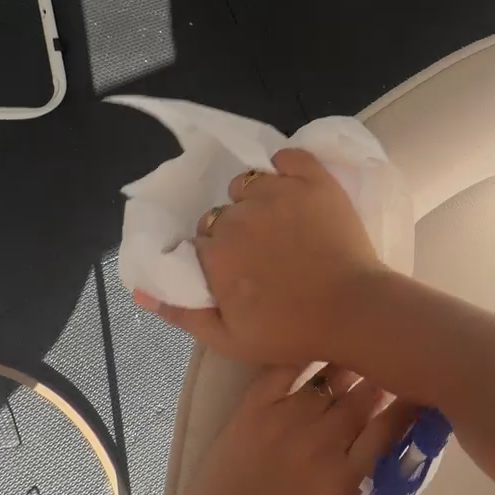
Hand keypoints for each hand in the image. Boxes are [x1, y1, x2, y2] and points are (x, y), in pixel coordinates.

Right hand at [137, 147, 388, 363]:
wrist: (353, 309)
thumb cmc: (291, 330)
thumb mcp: (228, 338)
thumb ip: (182, 312)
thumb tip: (141, 291)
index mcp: (216, 253)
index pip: (201, 242)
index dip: (217, 256)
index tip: (239, 271)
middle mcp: (241, 216)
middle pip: (225, 212)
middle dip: (236, 229)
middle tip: (264, 251)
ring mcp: (280, 192)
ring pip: (251, 184)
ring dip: (257, 198)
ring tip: (281, 223)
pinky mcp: (314, 179)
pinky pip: (288, 157)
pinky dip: (286, 166)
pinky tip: (294, 187)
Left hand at [185, 364, 418, 494]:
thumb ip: (364, 476)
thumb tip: (388, 436)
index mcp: (344, 478)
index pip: (391, 426)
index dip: (410, 401)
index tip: (420, 385)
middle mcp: (322, 442)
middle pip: (366, 393)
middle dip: (382, 377)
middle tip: (389, 365)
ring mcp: (286, 419)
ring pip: (333, 375)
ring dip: (350, 362)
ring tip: (359, 347)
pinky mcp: (254, 406)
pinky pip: (287, 365)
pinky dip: (306, 350)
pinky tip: (317, 338)